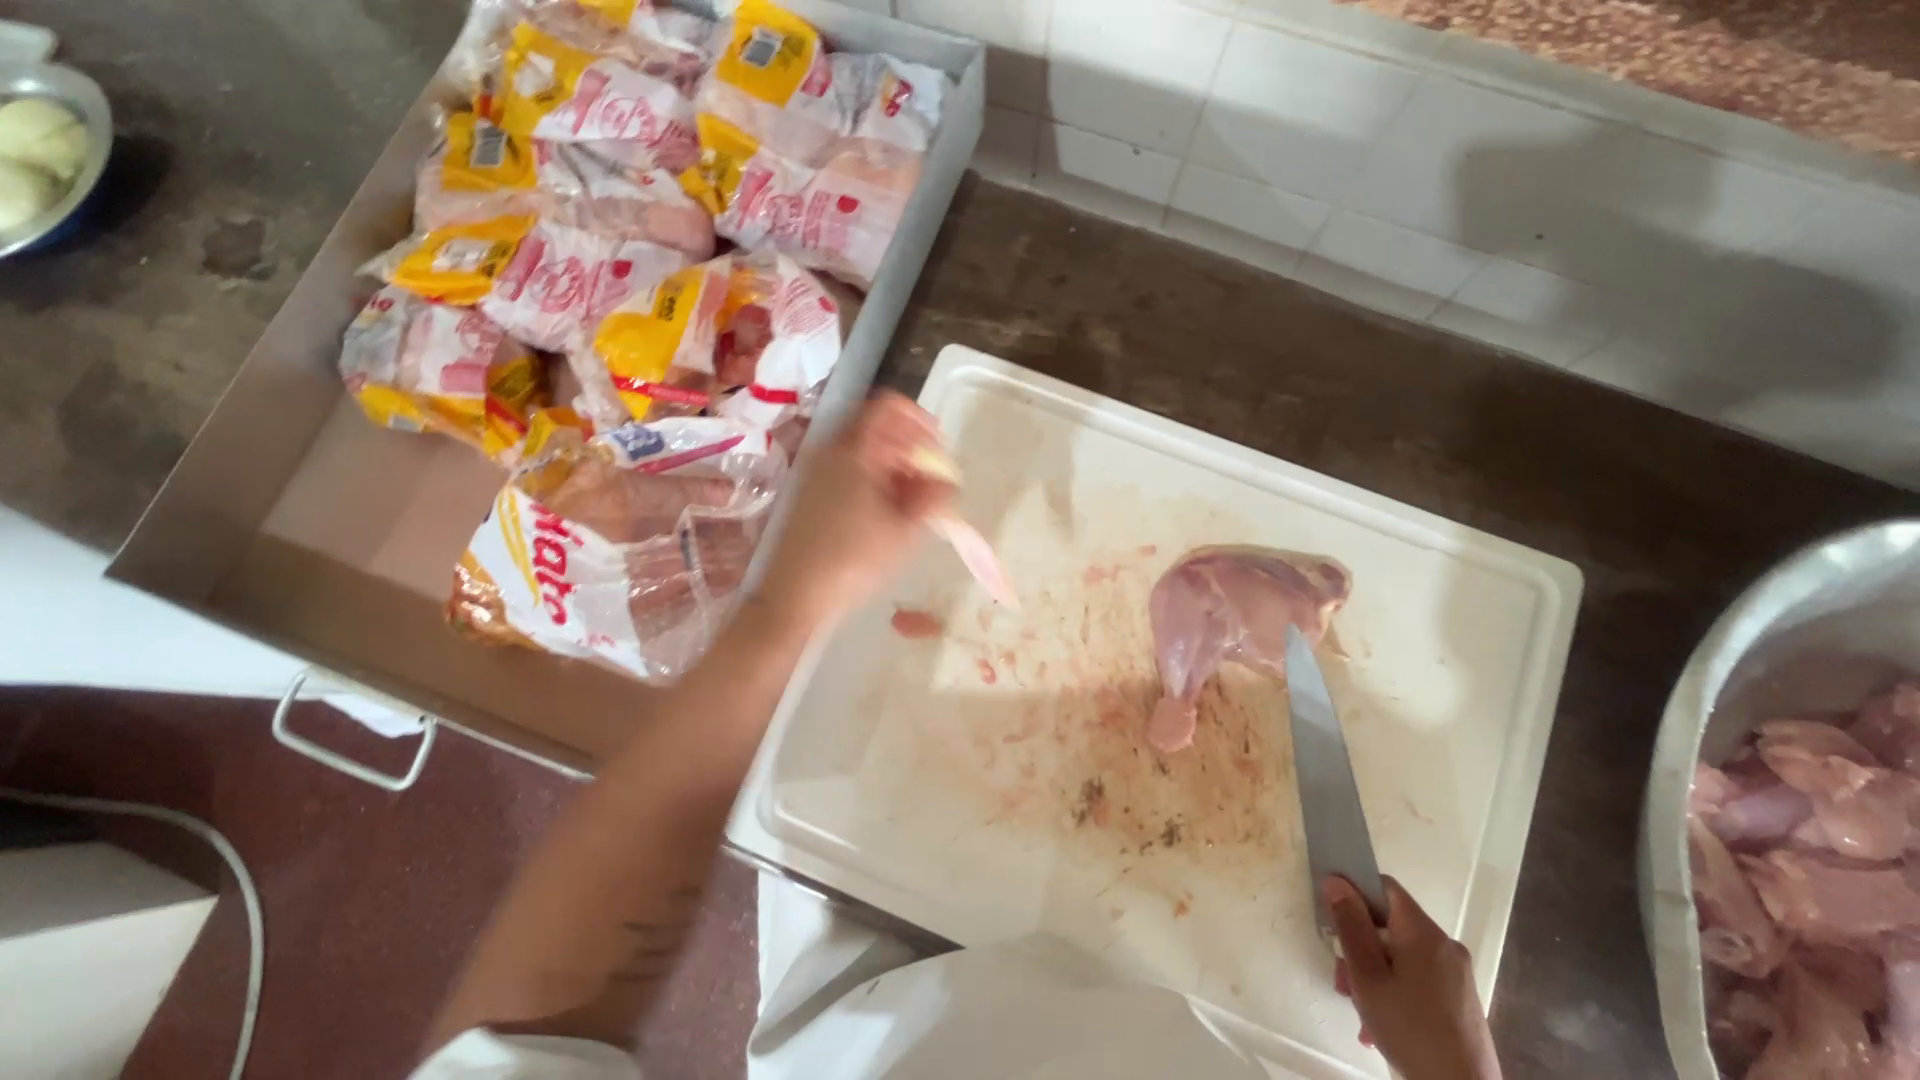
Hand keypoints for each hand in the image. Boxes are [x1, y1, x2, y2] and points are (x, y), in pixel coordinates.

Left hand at [757, 392, 953, 629]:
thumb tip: (946, 481)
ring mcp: (816, 473)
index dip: (920, 420)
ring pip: (864, 453)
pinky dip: (874, 483)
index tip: (939, 449)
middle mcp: (830, 451)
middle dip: (911, 449)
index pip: (889, 406)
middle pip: (878, 429)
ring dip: (894, 469)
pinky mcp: (810, 496)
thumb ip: (935, 498)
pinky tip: (888, 517)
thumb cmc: (853, 560)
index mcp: (853, 449)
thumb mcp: (907, 531)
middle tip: (932, 482)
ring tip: (915, 504)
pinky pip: (849, 473)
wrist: (794, 596)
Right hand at [1328, 875, 1502, 1079]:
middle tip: (1342, 982)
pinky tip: (1379, 1025)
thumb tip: (1337, 880)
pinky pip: (1417, 980)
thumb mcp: (1367, 976)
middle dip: (1360, 946)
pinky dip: (1394, 991)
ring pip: (1401, 956)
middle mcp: (1445, 946)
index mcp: (1423, 933)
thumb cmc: (1409, 1030)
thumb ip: (1350, 925)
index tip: (1332, 921)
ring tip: (1360, 1011)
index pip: (1385, 887)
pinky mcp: (1460, 1000)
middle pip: (1391, 926)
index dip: (1354, 894)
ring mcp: (1456, 974)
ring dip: (1373, 974)